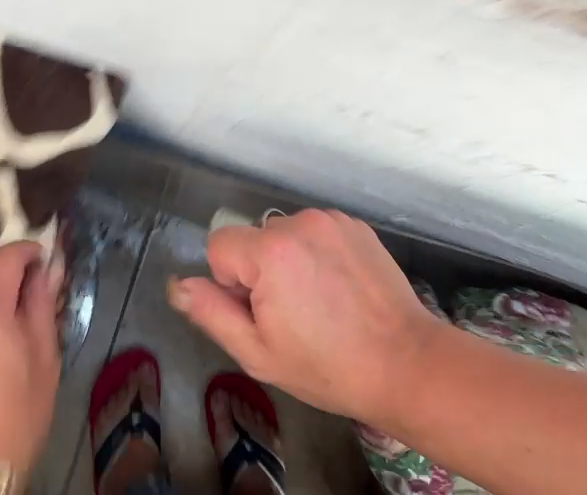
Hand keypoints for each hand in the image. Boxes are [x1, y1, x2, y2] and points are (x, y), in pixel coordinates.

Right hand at [169, 209, 443, 424]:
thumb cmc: (328, 366)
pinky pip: (316, 232)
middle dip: (262, 270)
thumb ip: (212, 313)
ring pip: (285, 235)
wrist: (406, 364)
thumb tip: (180, 284)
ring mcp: (332, 220)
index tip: (264, 312)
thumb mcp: (259, 353)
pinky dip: (318, 254)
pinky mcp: (356, 225)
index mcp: (271, 251)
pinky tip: (340, 289)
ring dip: (290, 261)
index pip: (220, 245)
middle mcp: (300, 223)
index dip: (233, 283)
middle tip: (293, 314)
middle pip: (254, 239)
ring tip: (321, 303)